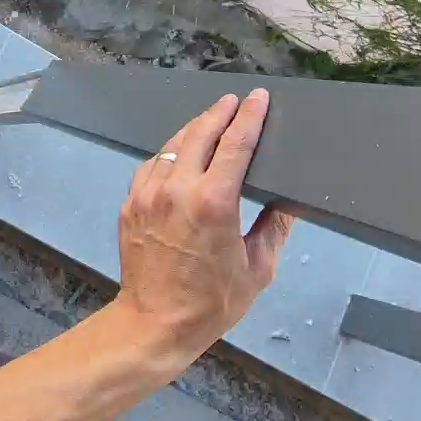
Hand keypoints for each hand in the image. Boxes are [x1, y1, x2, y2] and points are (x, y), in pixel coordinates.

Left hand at [112, 89, 295, 363]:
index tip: (259, 98)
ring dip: (193, 129)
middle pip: (200, 133)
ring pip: (172, 146)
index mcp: (214, 202)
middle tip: (233, 101)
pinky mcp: (130, 202)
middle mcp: (177, 189)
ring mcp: (147, 193)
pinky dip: (169, 154)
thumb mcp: (257, 268)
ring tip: (209, 120)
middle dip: (219, 112)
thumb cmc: (212, 302)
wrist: (155, 322)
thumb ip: (275, 227)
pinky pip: (152, 166)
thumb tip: (290, 200)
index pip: (235, 144)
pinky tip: (179, 153)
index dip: (250, 117)